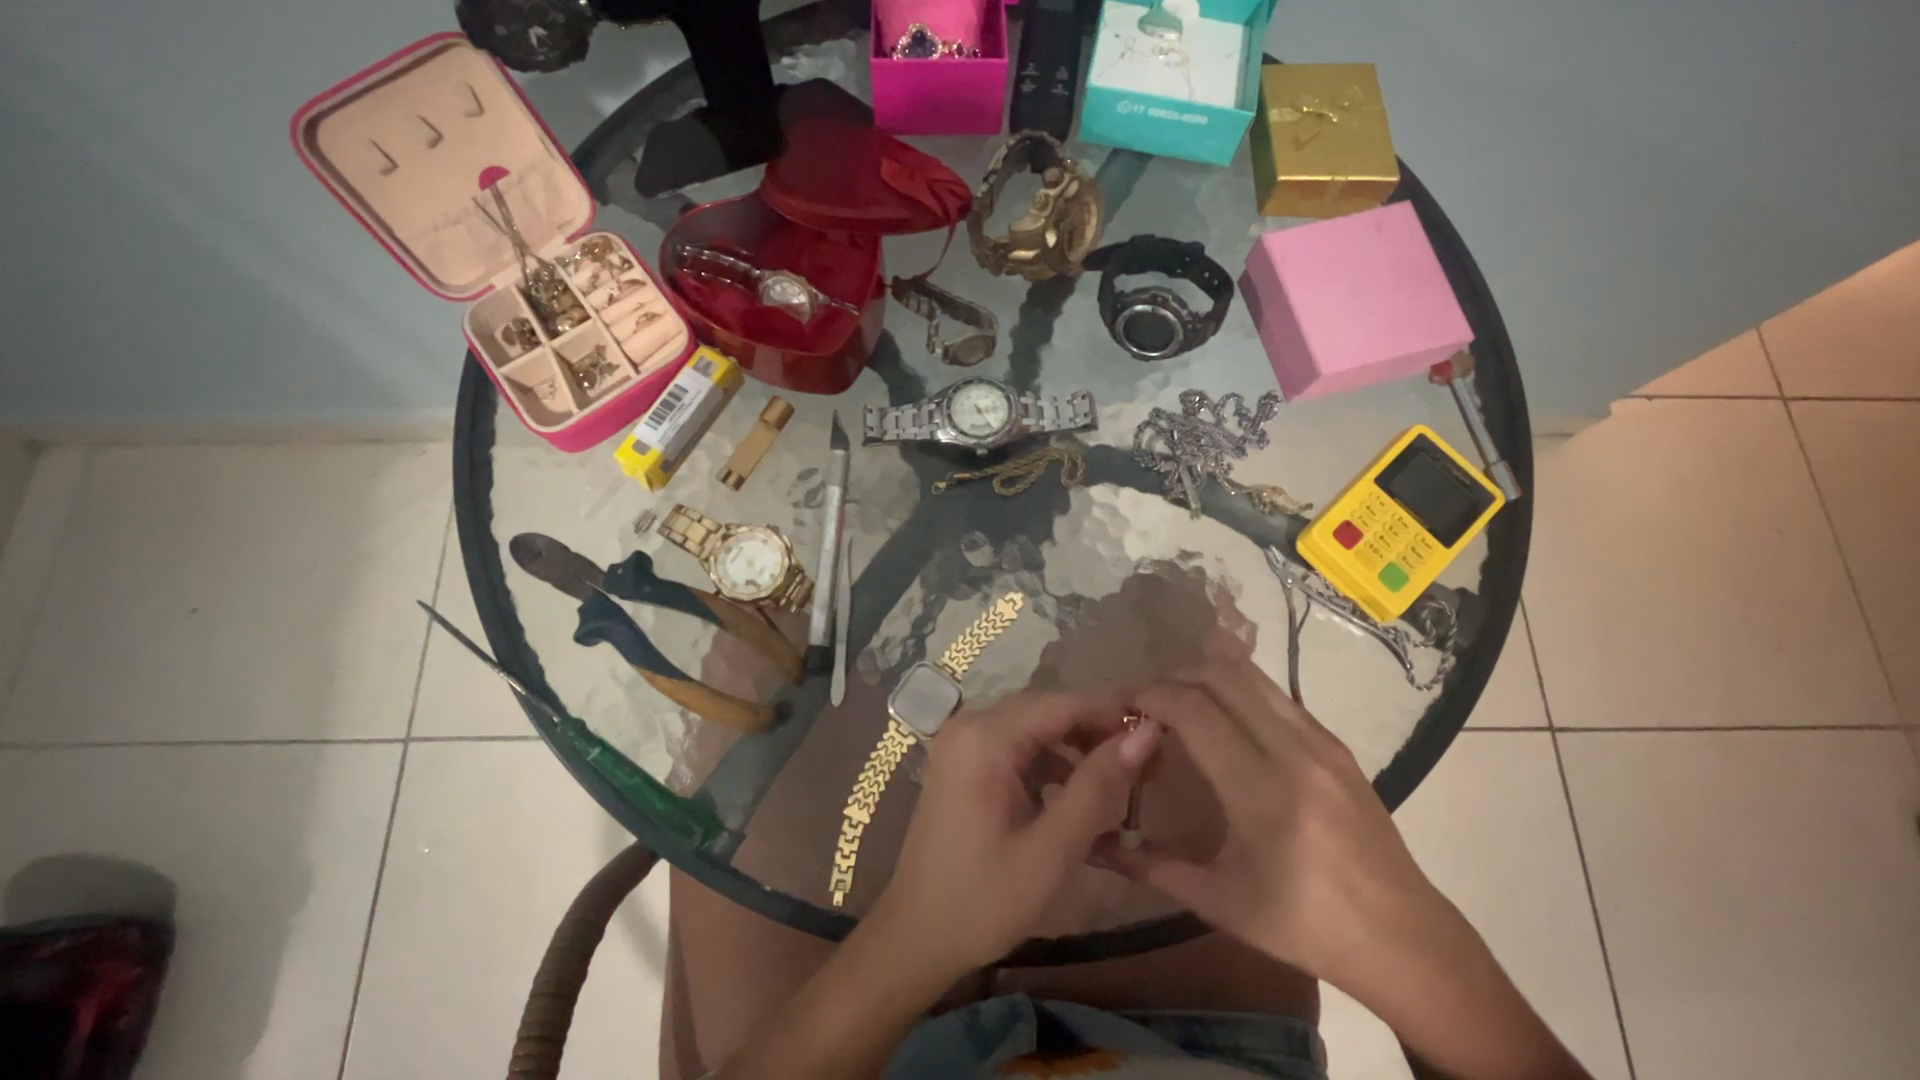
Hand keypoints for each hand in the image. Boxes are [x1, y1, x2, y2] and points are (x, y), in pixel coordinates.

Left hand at [867, 692, 1160, 975]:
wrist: (917, 938)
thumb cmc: (985, 899)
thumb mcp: (1053, 848)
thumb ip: (1099, 785)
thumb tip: (1146, 733)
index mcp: (985, 738)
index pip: (1064, 703)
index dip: (1114, 717)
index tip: (1160, 743)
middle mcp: (969, 726)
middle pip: (1048, 712)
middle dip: (1097, 735)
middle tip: (1147, 769)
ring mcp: (961, 745)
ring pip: (1035, 730)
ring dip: (1076, 752)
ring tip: (1120, 789)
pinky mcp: (962, 767)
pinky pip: (1016, 750)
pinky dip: (1051, 768)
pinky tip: (1078, 802)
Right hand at [1094, 659, 1452, 986]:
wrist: (1401, 937)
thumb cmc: (1304, 927)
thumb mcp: (1219, 902)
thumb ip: (1151, 865)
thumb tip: (1095, 846)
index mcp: (1263, 793)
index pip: (1195, 711)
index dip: (1150, 696)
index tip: (1121, 708)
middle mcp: (1295, 753)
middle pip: (1223, 675)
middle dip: (1174, 678)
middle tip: (1146, 705)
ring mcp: (1323, 744)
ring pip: (1255, 676)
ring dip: (1207, 677)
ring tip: (1180, 705)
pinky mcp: (1338, 746)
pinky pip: (1278, 697)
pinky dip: (1240, 692)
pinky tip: (1223, 722)